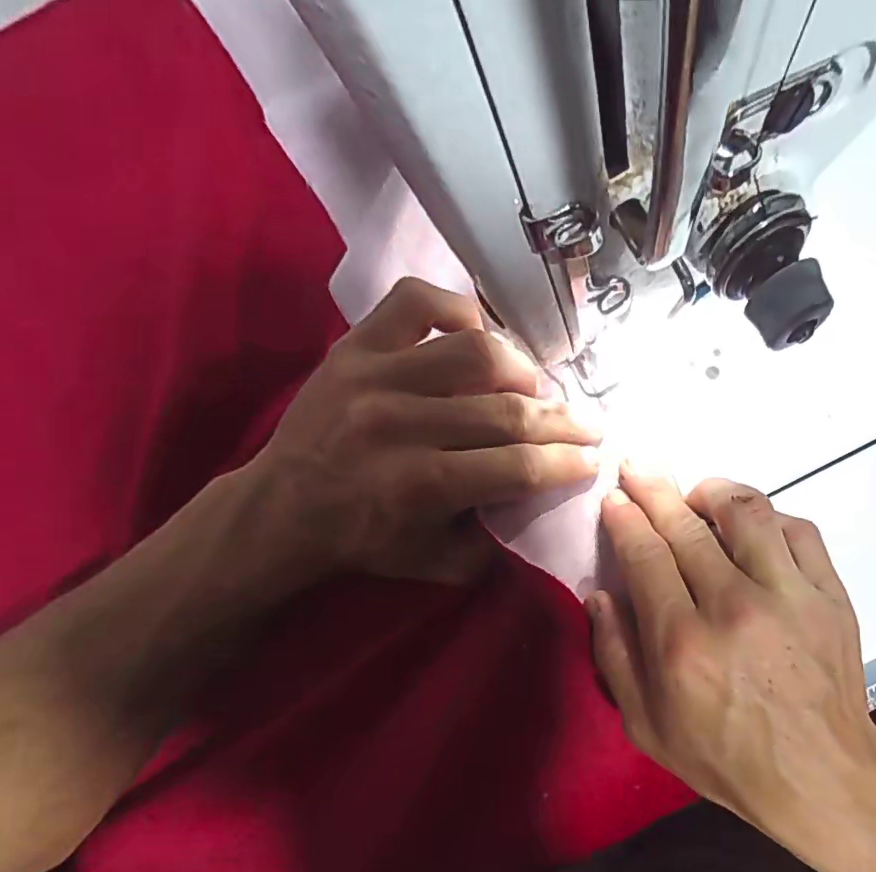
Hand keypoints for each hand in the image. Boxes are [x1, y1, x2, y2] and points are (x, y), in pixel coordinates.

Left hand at [244, 278, 599, 584]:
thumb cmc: (363, 541)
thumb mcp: (435, 563)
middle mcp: (404, 424)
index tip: (593, 458)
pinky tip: (476, 335)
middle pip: (508, 412)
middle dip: (563, 422)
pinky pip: (417, 304)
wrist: (282, 510)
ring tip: (534, 388)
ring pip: (476, 353)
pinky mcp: (354, 346)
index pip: (520, 466)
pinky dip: (458, 311)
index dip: (567, 462)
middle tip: (587, 424)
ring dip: (522, 370)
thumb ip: (492, 541)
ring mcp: (377, 377)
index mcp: (424, 485)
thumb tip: (537, 498)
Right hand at [587, 466, 875, 871]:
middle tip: (638, 468)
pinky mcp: (829, 595)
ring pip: (747, 512)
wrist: (819, 777)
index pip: (645, 554)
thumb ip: (614, 655)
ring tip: (695, 492)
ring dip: (713, 490)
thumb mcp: (645, 725)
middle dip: (654, 488)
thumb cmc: (723, 757)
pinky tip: (751, 526)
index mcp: (680, 640)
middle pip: (686, 525)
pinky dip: (769, 517)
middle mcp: (732, 606)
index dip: (625, 518)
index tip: (614, 498)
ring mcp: (788, 595)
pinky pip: (799, 531)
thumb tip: (599, 594)